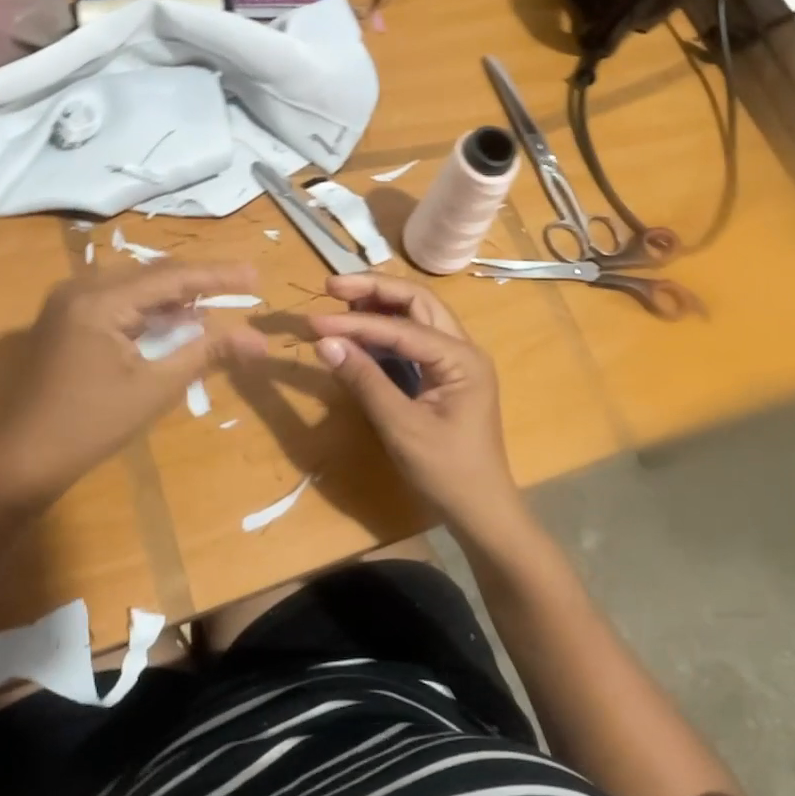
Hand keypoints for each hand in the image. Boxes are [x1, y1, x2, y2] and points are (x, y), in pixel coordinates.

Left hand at [0, 262, 265, 508]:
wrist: (17, 461)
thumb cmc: (89, 426)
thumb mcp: (155, 388)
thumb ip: (206, 353)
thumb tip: (258, 340)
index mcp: (99, 300)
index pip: (172, 276)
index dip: (218, 276)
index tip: (257, 276)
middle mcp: (78, 289)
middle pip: (151, 273)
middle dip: (197, 281)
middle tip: (241, 286)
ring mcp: (64, 305)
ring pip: (132, 286)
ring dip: (173, 295)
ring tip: (214, 306)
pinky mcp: (60, 324)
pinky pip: (113, 302)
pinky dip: (146, 310)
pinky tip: (171, 323)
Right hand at [308, 274, 525, 532]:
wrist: (479, 509)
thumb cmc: (446, 471)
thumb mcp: (401, 427)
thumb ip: (364, 381)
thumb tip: (324, 343)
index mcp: (461, 358)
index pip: (402, 327)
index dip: (356, 321)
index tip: (314, 321)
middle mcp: (464, 350)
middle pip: (418, 302)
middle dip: (375, 290)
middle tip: (331, 286)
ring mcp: (456, 362)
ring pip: (418, 317)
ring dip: (381, 305)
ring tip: (341, 301)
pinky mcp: (445, 377)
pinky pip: (416, 341)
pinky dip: (387, 331)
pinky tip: (360, 332)